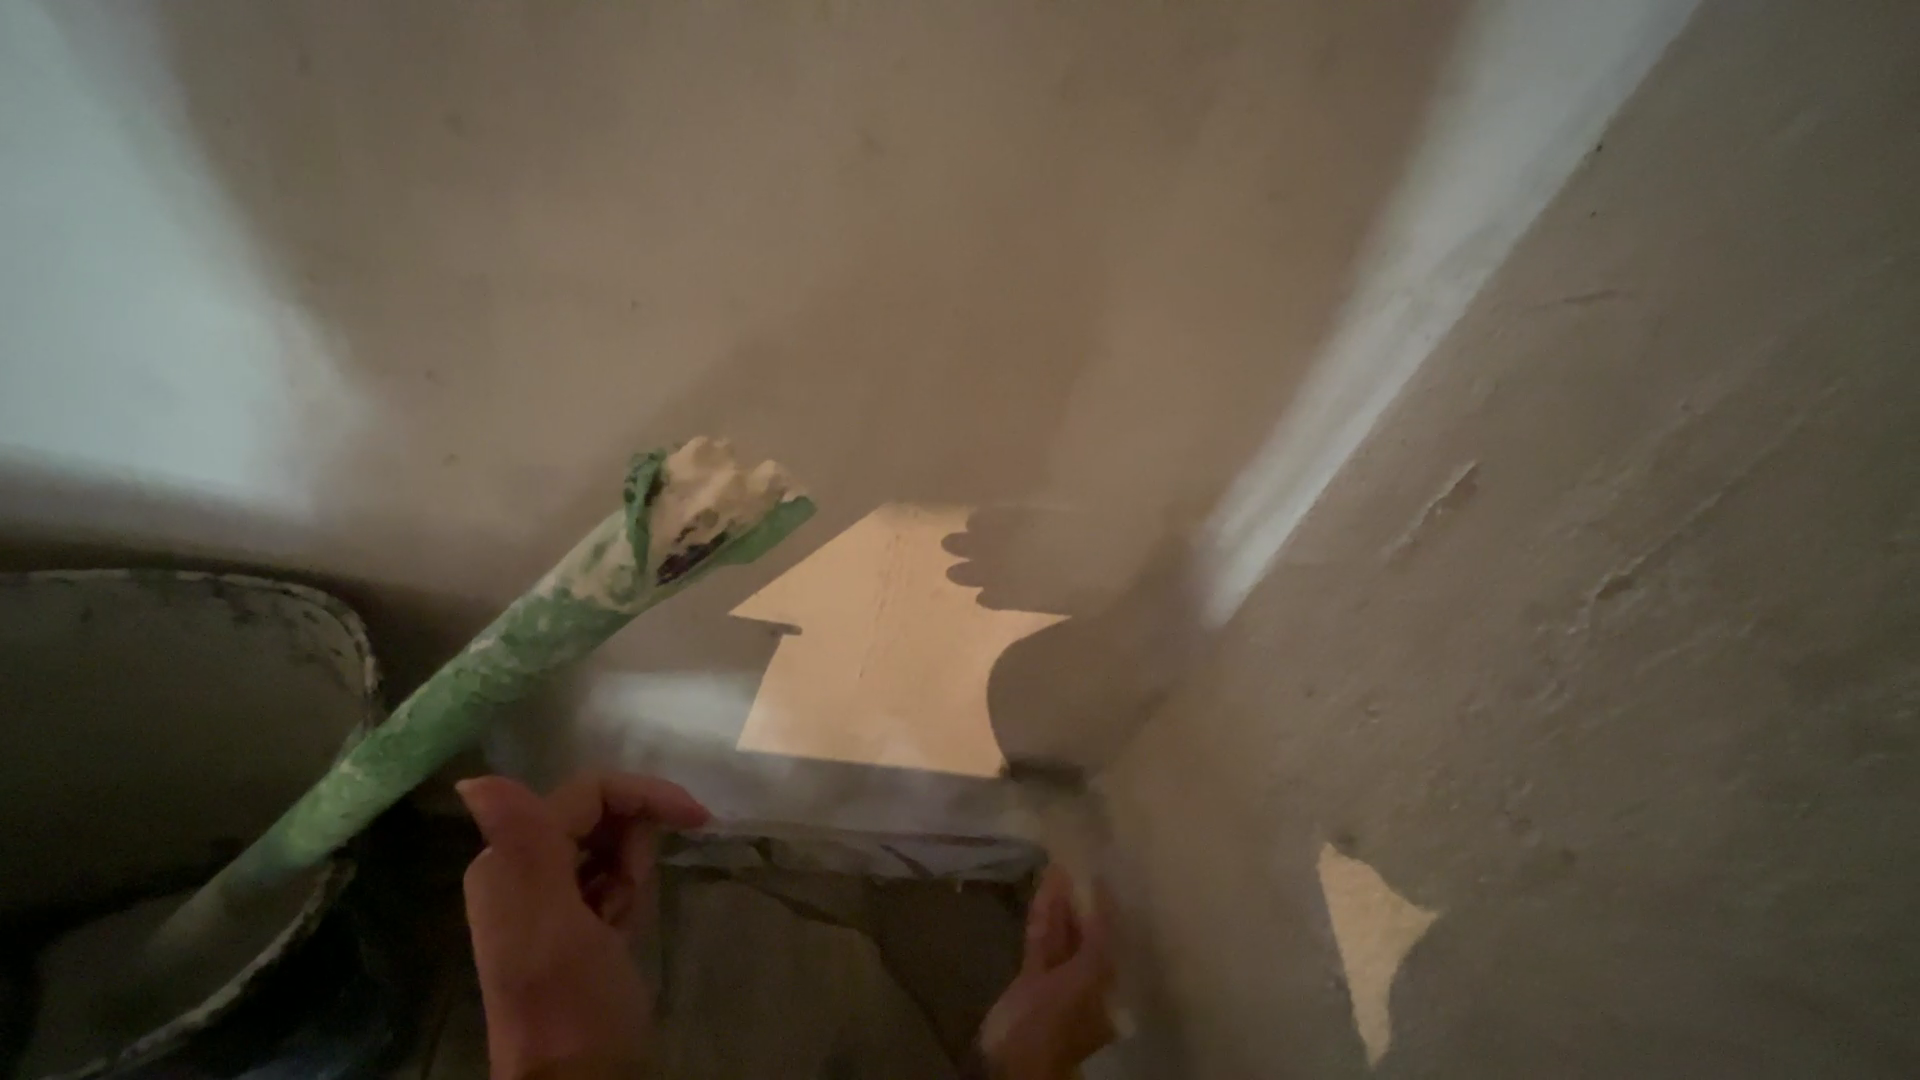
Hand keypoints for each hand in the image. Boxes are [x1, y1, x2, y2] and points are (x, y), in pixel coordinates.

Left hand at [457, 772, 710, 1079]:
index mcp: (508, 861)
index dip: (645, 795)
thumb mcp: (553, 928)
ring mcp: (544, 889)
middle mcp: (519, 866)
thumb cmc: (573, 1006)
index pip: (588, 792)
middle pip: (601, 813)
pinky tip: (619, 931)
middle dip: (633, 848)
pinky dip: (628, 893)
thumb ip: (526, 849)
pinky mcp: (569, 911)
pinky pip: (613, 872)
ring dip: (632, 874)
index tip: (698, 818)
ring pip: (612, 842)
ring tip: (620, 923)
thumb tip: (474, 781)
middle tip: (630, 900)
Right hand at [978, 866, 1117, 1078]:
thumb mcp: (1086, 978)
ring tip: (1056, 867)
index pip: (1107, 937)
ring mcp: (1055, 977)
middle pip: (1082, 932)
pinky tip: (1043, 888)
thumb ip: (1096, 935)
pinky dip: (1041, 915)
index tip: (1099, 874)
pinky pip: (1040, 940)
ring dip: (1058, 903)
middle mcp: (1084, 978)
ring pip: (1060, 933)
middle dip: (1078, 901)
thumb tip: (1103, 892)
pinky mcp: (1030, 977)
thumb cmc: (1058, 1019)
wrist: (1016, 1057)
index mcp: (1105, 984)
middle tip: (1073, 862)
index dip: (1104, 907)